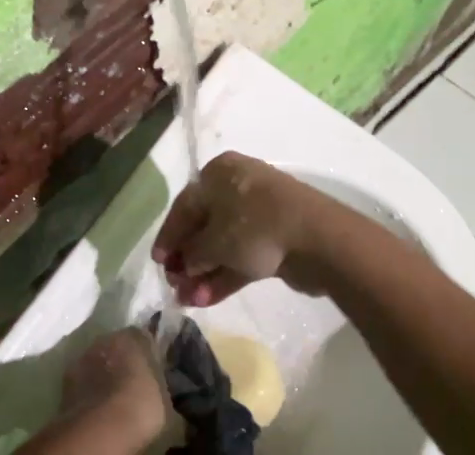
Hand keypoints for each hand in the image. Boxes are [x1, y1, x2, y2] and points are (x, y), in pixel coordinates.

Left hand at [58, 328, 167, 447]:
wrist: (103, 426)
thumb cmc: (142, 407)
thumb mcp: (164, 397)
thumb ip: (158, 382)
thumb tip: (156, 386)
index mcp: (135, 337)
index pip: (143, 338)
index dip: (147, 356)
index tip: (150, 373)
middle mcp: (108, 337)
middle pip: (117, 346)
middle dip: (122, 361)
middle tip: (130, 384)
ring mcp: (85, 354)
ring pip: (97, 360)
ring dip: (102, 372)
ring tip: (111, 397)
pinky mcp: (67, 375)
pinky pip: (83, 377)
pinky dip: (87, 386)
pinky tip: (95, 405)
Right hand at [151, 151, 330, 306]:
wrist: (317, 239)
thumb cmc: (254, 226)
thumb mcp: (214, 241)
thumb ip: (192, 253)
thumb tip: (184, 263)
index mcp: (218, 174)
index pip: (184, 205)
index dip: (169, 235)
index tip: (158, 262)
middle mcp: (236, 188)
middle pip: (203, 226)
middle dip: (187, 259)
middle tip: (174, 285)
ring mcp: (258, 215)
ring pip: (222, 245)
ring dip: (204, 272)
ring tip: (187, 301)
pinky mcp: (274, 240)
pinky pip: (241, 256)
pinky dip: (224, 275)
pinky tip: (206, 299)